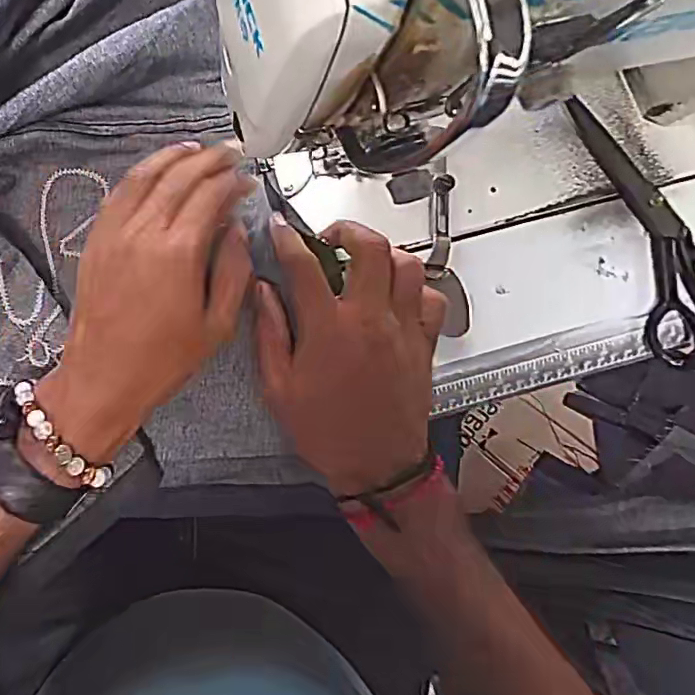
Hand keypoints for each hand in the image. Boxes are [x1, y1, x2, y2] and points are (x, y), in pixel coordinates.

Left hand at [38, 141, 254, 463]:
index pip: (210, 195)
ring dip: (171, 157)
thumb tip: (236, 230)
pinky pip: (118, 194)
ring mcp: (114, 233)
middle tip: (229, 153)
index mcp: (177, 252)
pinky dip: (139, 176)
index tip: (246, 180)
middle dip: (208, 159)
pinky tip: (153, 173)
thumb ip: (233, 269)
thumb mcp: (217, 324)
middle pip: (179, 177)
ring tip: (193, 149)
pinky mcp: (96, 241)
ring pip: (144, 177)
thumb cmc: (161, 360)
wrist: (102, 378)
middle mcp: (143, 232)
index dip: (232, 181)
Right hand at [253, 219, 446, 495]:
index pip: (305, 265)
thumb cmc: (328, 432)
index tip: (281, 231)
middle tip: (332, 234)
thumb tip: (263, 294)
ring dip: (384, 252)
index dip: (289, 240)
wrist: (376, 466)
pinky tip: (398, 293)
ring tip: (365, 258)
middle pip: (369, 248)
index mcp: (328, 330)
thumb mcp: (278, 387)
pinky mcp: (422, 344)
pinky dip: (416, 286)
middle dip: (348, 228)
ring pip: (406, 265)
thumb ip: (269, 333)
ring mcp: (401, 330)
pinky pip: (431, 298)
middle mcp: (369, 321)